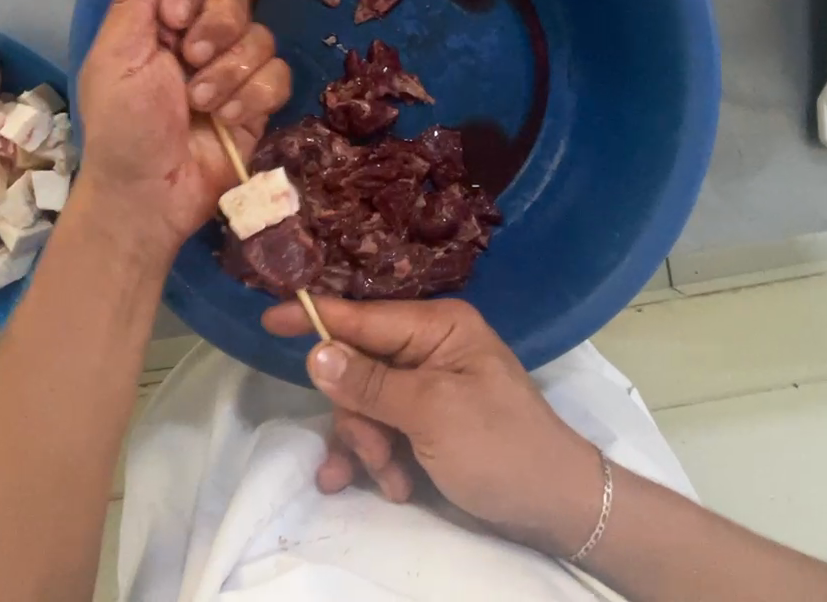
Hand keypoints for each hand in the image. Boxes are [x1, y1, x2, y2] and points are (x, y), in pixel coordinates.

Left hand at [72, 0, 292, 250]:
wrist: (152, 195)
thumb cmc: (124, 127)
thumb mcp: (119, 57)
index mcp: (157, 23)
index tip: (174, 22)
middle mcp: (197, 39)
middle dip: (218, 32)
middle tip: (191, 65)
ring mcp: (231, 70)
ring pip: (260, 38)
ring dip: (231, 74)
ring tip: (203, 106)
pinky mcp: (257, 101)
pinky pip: (278, 75)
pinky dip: (256, 96)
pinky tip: (230, 119)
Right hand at [263, 298, 605, 555]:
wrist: (557, 509)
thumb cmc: (500, 447)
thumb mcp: (432, 414)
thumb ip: (370, 383)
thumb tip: (315, 352)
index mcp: (438, 327)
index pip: (363, 316)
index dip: (316, 317)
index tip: (269, 318)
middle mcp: (429, 348)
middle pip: (358, 368)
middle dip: (358, 415)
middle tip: (375, 454)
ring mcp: (428, 386)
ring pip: (365, 404)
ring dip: (369, 445)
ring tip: (392, 480)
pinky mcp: (427, 421)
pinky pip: (382, 429)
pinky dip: (380, 459)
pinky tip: (390, 488)